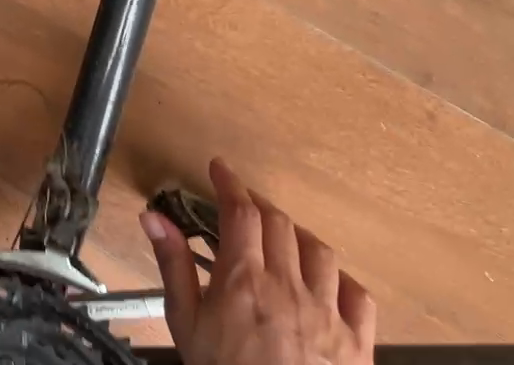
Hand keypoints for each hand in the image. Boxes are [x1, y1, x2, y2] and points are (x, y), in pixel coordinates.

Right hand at [141, 159, 374, 364]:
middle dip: (258, 203)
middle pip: (280, 225)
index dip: (230, 183)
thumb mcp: (183, 320)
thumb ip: (172, 264)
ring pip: (321, 253)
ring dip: (297, 233)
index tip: (220, 169)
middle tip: (240, 200)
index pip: (240, 213)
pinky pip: (360, 297)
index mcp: (243, 279)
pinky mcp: (359, 344)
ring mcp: (329, 315)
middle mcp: (290, 288)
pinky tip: (326, 279)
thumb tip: (154, 217)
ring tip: (280, 234)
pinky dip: (341, 278)